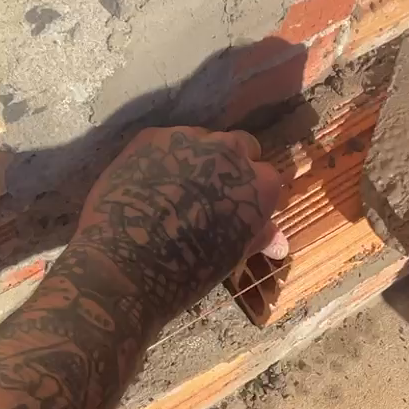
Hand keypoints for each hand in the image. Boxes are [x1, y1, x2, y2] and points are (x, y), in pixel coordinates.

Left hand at [73, 127, 289, 313]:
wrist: (128, 264)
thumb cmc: (189, 271)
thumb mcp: (230, 257)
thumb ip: (257, 238)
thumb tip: (280, 243)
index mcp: (258, 185)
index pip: (267, 178)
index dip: (254, 193)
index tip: (240, 209)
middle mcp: (230, 152)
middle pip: (240, 147)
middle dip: (232, 166)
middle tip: (212, 195)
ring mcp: (190, 139)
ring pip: (203, 140)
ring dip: (198, 159)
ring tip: (178, 190)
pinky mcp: (152, 137)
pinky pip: (167, 142)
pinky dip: (165, 159)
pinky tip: (151, 186)